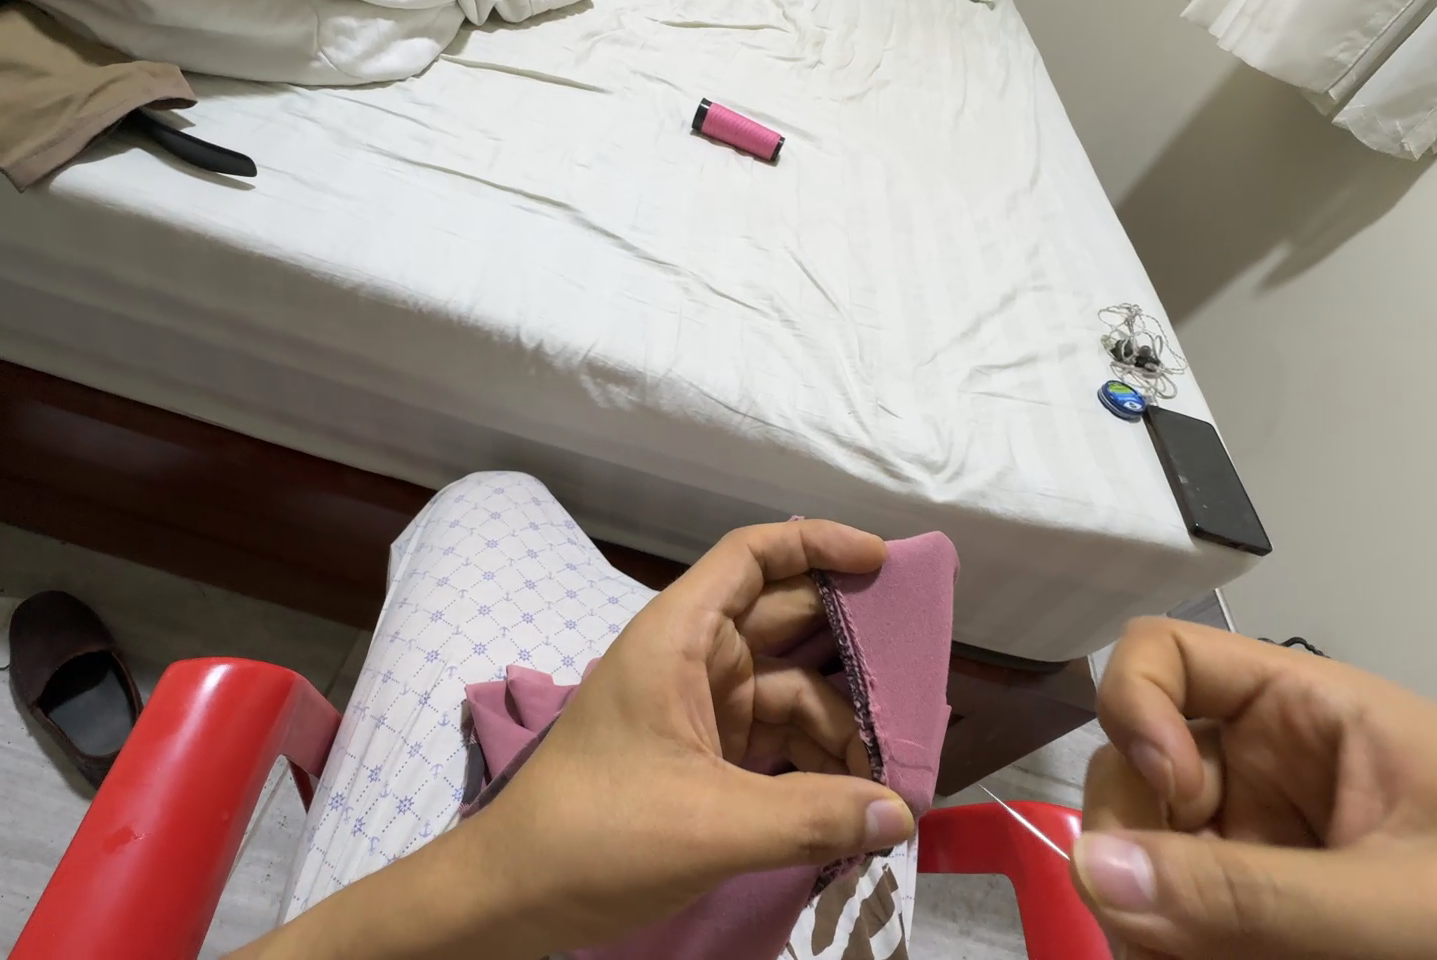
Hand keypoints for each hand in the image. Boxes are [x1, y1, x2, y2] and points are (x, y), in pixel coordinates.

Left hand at [240, 520, 914, 959]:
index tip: (880, 561)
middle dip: (851, 646)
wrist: (515, 892)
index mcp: (680, 634)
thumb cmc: (597, 832)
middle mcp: (694, 656)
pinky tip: (856, 798)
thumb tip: (901, 815)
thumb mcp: (709, 822)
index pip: (751, 555)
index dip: (815, 543)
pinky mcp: (707, 753)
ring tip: (897, 773)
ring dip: (842, 723)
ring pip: (790, 688)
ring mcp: (702, 705)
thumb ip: (811, 816)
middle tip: (921, 673)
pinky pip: (778, 737)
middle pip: (785, 620)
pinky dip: (817, 761)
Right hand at [1073, 617, 1436, 958]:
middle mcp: (1261, 767)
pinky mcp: (1251, 915)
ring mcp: (1251, 842)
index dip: (1136, 699)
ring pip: (1137, 843)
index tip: (1171, 788)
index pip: (1167, 654)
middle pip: (1132, 759)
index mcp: (1307, 716)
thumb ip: (1253, 894)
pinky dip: (1158, 944)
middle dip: (1130, 835)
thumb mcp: (1423, 916)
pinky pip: (1167, 910)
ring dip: (1137, 907)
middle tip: (1152, 927)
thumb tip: (1084, 866)